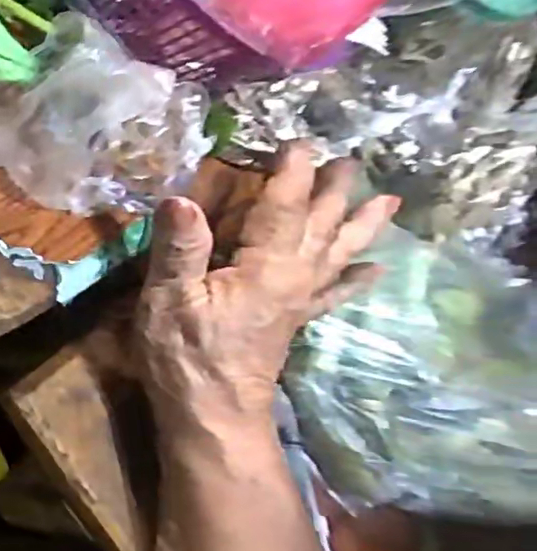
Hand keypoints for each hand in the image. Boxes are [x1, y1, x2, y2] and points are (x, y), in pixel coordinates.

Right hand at [136, 143, 397, 442]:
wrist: (210, 406)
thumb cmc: (183, 349)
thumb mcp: (167, 297)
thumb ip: (177, 249)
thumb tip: (179, 199)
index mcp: (265, 268)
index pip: (281, 212)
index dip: (290, 177)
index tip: (297, 144)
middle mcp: (293, 278)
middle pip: (321, 228)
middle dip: (334, 193)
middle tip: (349, 162)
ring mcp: (296, 301)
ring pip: (337, 254)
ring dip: (359, 226)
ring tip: (384, 201)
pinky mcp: (290, 320)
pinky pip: (332, 292)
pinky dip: (353, 278)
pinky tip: (371, 269)